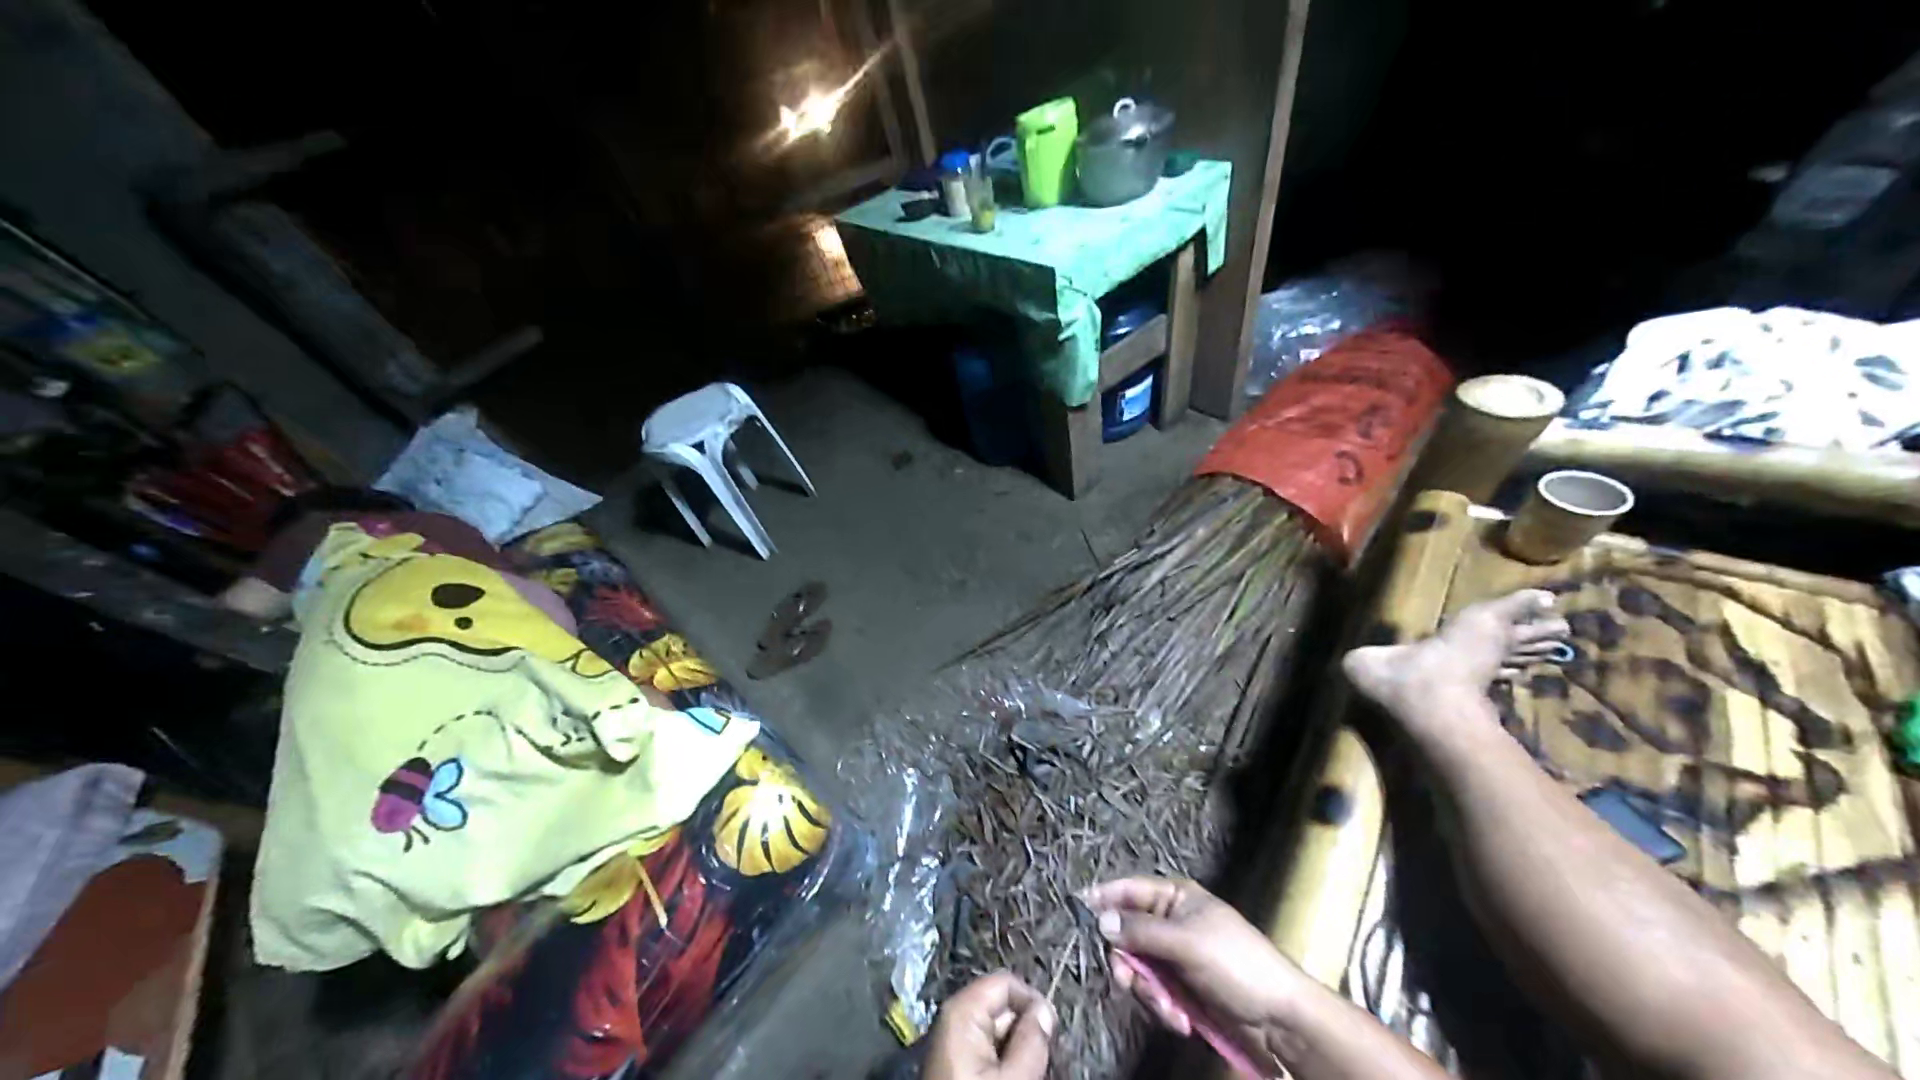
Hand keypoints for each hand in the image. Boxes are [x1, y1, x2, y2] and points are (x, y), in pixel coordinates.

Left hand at [923, 970, 1054, 1079]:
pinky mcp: (956, 1065)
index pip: (1006, 983)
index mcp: (963, 1011)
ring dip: (1018, 1052)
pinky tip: (1011, 1079)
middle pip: (1002, 1008)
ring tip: (1025, 1075)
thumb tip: (1045, 1010)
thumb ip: (1032, 1040)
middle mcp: (956, 1018)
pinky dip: (1004, 1065)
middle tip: (1039, 1064)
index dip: (1032, 1002)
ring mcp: (954, 1042)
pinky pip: (988, 1052)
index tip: (1050, 1033)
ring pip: (998, 1033)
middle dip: (1025, 1032)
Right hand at [1082, 877, 1309, 1050]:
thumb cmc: (1235, 964)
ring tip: (1170, 1011)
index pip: (1128, 890)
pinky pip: (1155, 993)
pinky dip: (1163, 1008)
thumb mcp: (1186, 943)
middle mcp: (1171, 921)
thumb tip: (1100, 919)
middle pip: (1127, 934)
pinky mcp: (1182, 986)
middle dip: (1129, 965)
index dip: (1103, 899)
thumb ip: (1141, 931)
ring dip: (1149, 994)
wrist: (1280, 1017)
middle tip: (1129, 983)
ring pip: (1138, 969)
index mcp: (1175, 897)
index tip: (1077, 911)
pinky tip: (1181, 1021)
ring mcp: (1176, 956)